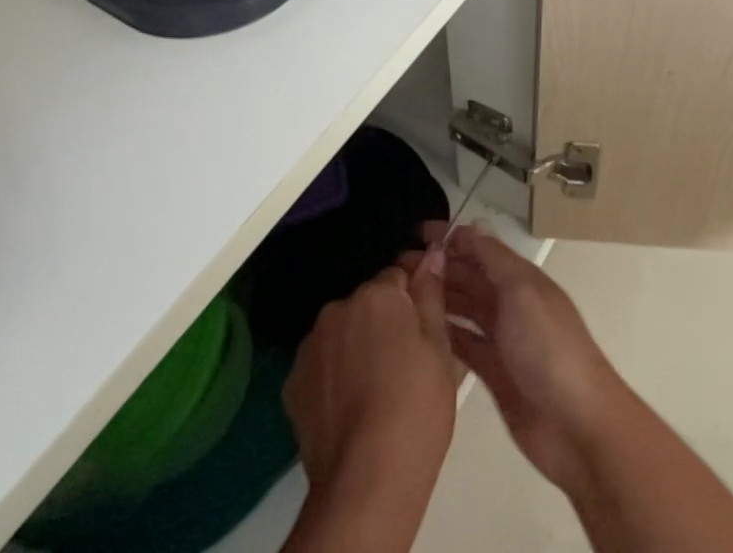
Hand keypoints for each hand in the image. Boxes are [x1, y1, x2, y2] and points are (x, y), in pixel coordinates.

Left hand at [282, 264, 460, 497]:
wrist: (367, 478)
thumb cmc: (417, 408)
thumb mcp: (440, 350)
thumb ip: (431, 296)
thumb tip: (430, 255)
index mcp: (376, 296)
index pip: (399, 275)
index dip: (416, 297)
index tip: (429, 323)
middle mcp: (336, 310)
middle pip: (368, 304)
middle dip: (386, 321)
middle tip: (410, 361)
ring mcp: (309, 347)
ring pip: (343, 334)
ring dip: (359, 346)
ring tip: (380, 388)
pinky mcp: (293, 383)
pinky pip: (323, 365)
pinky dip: (337, 375)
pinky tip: (355, 405)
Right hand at [413, 223, 635, 493]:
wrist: (577, 425)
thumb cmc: (550, 350)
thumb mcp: (523, 293)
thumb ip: (496, 260)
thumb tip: (473, 226)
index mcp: (523, 281)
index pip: (482, 249)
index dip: (452, 239)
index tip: (414, 234)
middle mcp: (512, 305)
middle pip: (470, 278)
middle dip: (438, 268)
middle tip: (395, 267)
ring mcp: (503, 340)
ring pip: (464, 309)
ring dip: (436, 298)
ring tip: (399, 294)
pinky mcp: (493, 372)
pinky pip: (463, 344)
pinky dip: (443, 333)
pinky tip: (416, 329)